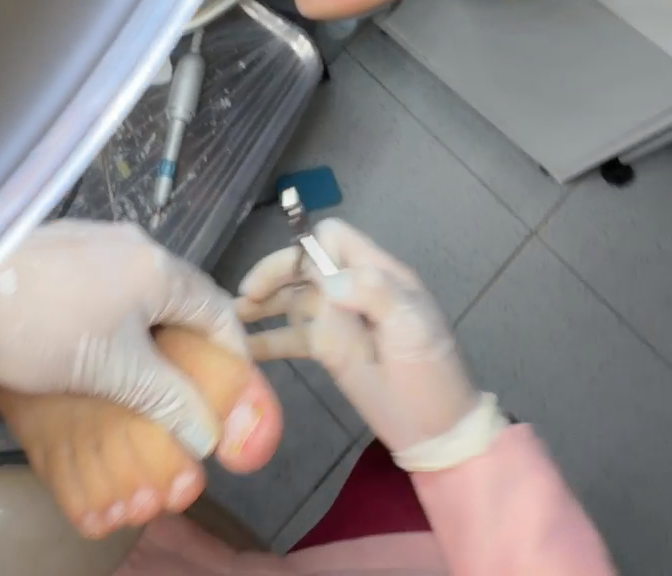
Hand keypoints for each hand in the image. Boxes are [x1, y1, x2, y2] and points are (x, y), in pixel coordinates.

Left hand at [0, 219, 246, 457]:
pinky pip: (112, 277)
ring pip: (143, 285)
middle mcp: (134, 240)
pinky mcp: (65, 243)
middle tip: (187, 385)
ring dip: (152, 324)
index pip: (216, 308)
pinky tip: (99, 334)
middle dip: (189, 341)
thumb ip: (169, 399)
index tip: (230, 391)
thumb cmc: (47, 330)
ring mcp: (97, 236)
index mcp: (157, 266)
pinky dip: (121, 308)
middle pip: (181, 294)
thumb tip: (207, 434)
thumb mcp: (114, 371)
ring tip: (143, 367)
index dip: (230, 353)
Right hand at [237, 219, 483, 465]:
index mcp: (375, 273)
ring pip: (289, 297)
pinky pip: (289, 334)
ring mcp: (336, 319)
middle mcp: (350, 288)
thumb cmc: (431, 374)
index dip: (308, 247)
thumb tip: (328, 281)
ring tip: (233, 315)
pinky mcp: (326, 348)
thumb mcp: (414, 329)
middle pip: (302, 265)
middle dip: (272, 274)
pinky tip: (241, 347)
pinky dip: (265, 338)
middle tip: (247, 295)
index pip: (333, 238)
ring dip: (262, 302)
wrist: (438, 433)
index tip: (293, 273)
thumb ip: (375, 294)